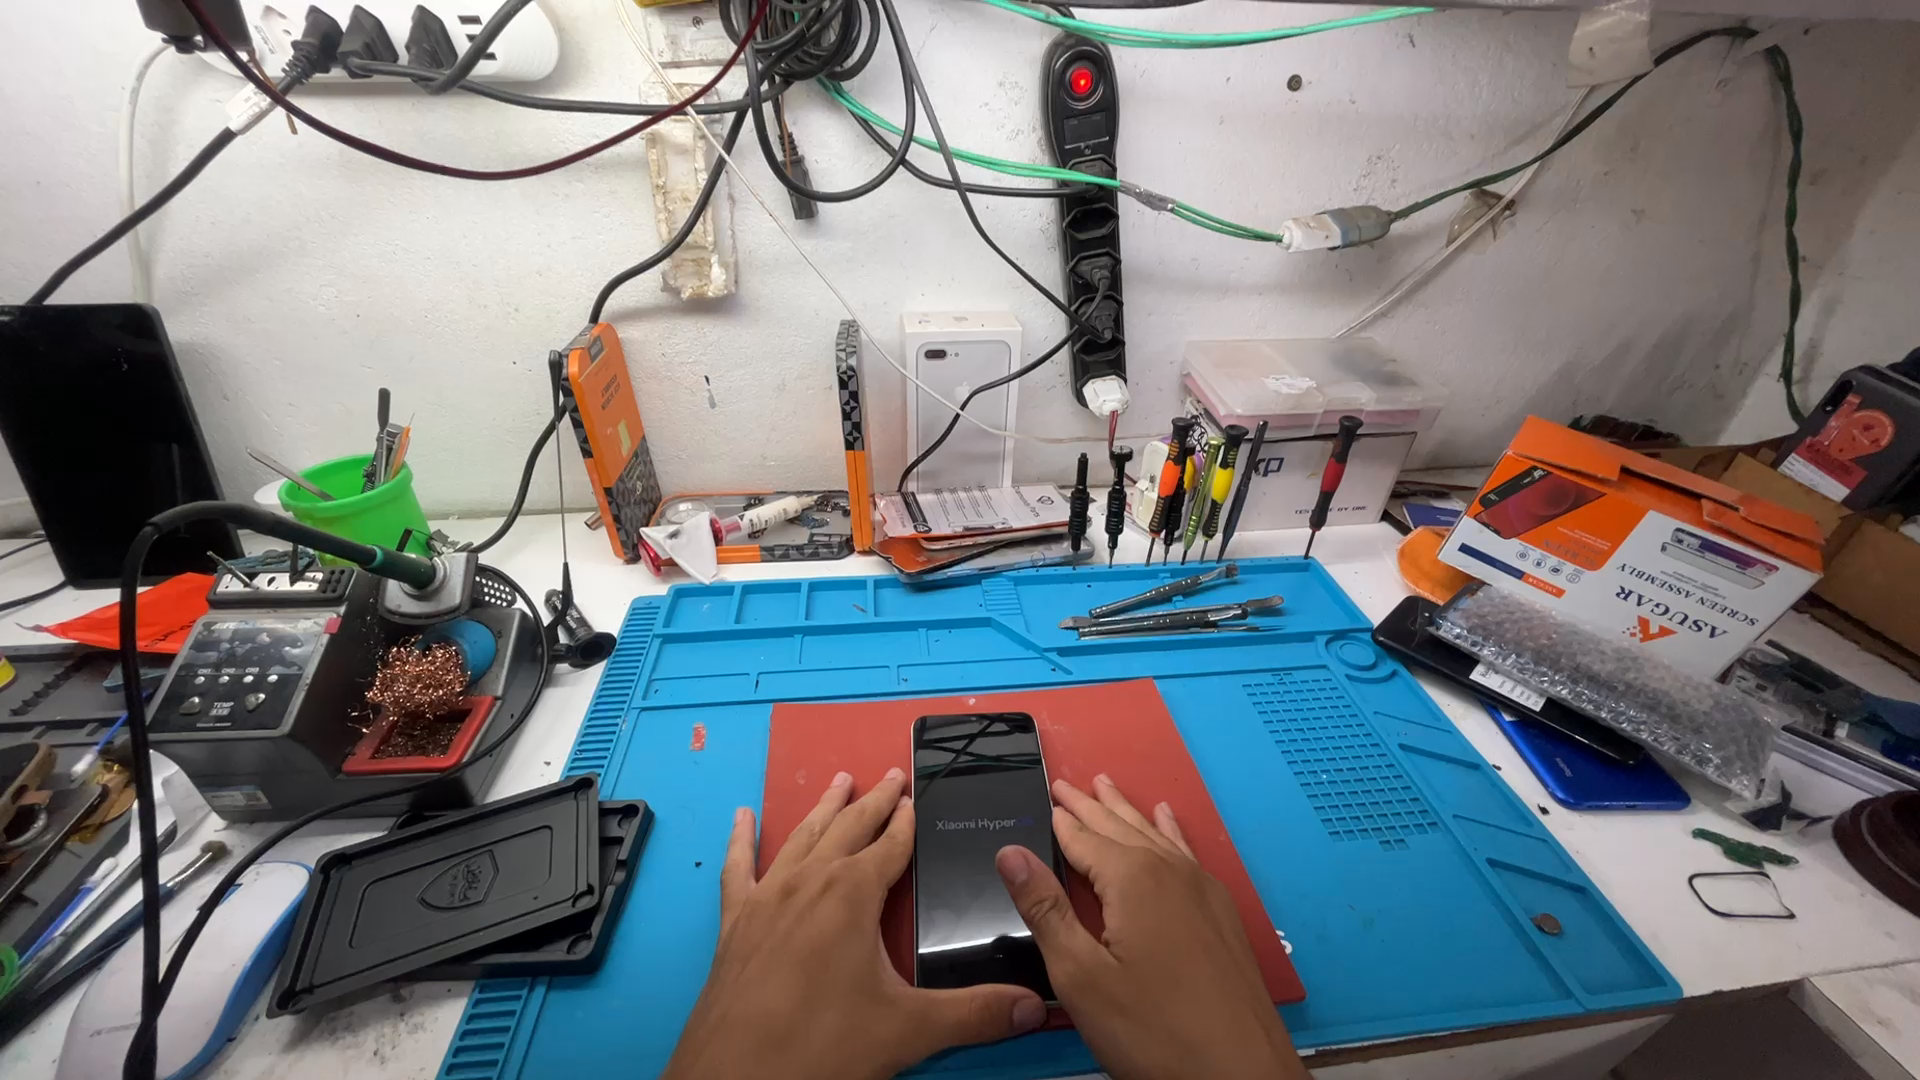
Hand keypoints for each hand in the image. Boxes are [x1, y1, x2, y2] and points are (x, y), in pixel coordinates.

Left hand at [662, 768, 1047, 1079]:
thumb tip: (1036, 1005)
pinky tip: (742, 817)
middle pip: (851, 827)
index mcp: (854, 892)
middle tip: (890, 775)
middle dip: (875, 800)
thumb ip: (974, 1013)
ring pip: (804, 836)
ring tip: (839, 781)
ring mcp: (769, 895)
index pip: (891, 845)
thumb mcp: (907, 1030)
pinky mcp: (736, 919)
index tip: (915, 795)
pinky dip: (741, 839)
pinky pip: (738, 867)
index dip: (906, 820)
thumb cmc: (823, 1048)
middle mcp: (812, 879)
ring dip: (825, 807)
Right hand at [996, 775, 1307, 1079]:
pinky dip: (1169, 829)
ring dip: (1124, 809)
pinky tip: (1166, 817)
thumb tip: (1010, 852)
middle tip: (1065, 783)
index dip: (1061, 820)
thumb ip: (1044, 908)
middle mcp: (1167, 869)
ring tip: (1105, 783)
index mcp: (1131, 878)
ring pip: (1152, 833)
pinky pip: (1186, 851)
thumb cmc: (1152, 1030)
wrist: (1243, 1078)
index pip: (1082, 838)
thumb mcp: (1082, 976)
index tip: (1046, 794)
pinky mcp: (1221, 910)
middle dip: (1088, 805)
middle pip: (1117, 827)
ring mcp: (1200, 888)